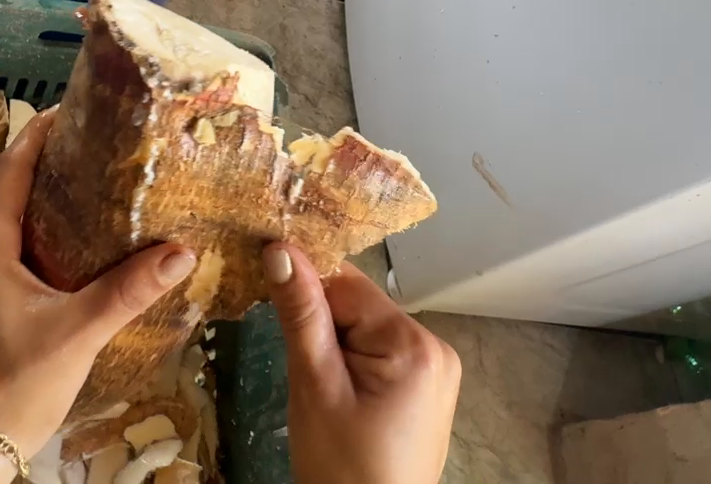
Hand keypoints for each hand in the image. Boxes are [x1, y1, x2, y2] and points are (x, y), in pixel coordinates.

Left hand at [0, 108, 197, 482]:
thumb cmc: (13, 387)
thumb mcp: (77, 335)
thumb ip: (128, 291)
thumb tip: (182, 252)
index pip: (10, 172)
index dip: (37, 136)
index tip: (68, 110)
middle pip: (9, 194)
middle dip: (48, 167)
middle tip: (97, 152)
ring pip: (8, 227)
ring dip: (44, 205)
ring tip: (93, 195)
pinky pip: (6, 255)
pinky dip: (37, 239)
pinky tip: (71, 252)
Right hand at [268, 242, 460, 483]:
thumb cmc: (340, 467)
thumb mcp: (314, 386)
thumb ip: (301, 313)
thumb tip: (280, 248)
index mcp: (414, 342)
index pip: (346, 286)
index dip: (308, 295)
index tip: (276, 305)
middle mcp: (434, 344)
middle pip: (357, 306)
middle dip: (323, 327)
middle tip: (307, 371)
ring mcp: (435, 367)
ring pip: (364, 327)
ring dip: (335, 345)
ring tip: (324, 388)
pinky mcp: (426, 386)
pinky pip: (378, 351)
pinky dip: (352, 362)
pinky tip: (342, 396)